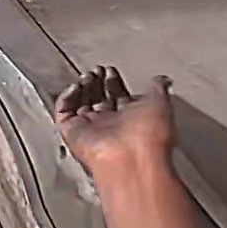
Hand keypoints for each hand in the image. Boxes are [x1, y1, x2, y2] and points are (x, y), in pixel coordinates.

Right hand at [54, 66, 175, 184]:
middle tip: (96, 70)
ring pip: (79, 102)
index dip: (113, 81)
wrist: (129, 157)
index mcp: (130, 119)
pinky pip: (63, 110)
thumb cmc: (149, 136)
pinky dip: (67, 97)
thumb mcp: (160, 104)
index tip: (111, 70)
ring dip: (82, 86)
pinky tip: (76, 86)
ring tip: (87, 75)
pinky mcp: (71, 130)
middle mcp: (109, 124)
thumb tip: (163, 78)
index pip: (117, 96)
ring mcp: (90, 128)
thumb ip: (159, 89)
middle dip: (96, 82)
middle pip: (97, 98)